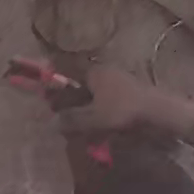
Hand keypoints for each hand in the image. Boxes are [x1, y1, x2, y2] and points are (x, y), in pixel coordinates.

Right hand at [57, 66, 193, 137]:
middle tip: (52, 104)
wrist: (161, 113)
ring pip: (91, 92)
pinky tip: (93, 127)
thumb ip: (73, 120)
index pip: (65, 65)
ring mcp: (116, 83)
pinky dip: (94, 111)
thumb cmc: (125, 110)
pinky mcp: (126, 96)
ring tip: (71, 120)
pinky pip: (103, 101)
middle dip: (64, 91)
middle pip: (77, 79)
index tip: (32, 69)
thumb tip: (53, 123)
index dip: (48, 67)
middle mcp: (103, 72)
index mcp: (93, 71)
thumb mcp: (95, 118)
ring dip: (80, 104)